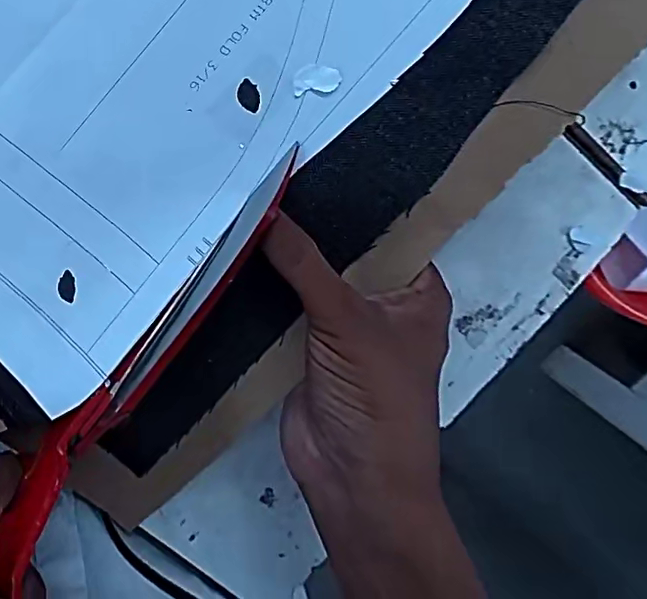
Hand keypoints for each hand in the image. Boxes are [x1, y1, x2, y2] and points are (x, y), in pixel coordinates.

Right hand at [265, 216, 483, 597]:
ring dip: (275, 250)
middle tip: (262, 179)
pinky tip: (233, 249)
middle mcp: (376, 297)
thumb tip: (268, 211)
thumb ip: (305, 263)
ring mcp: (335, 317)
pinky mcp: (299, 335)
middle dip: (302, 221)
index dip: (346, 198)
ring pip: (303, 269)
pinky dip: (257, 277)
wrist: (350, 481)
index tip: (304, 165)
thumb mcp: (347, 321)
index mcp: (413, 289)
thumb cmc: (379, 405)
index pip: (381, 228)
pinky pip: (278, 295)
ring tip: (241, 204)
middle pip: (335, 246)